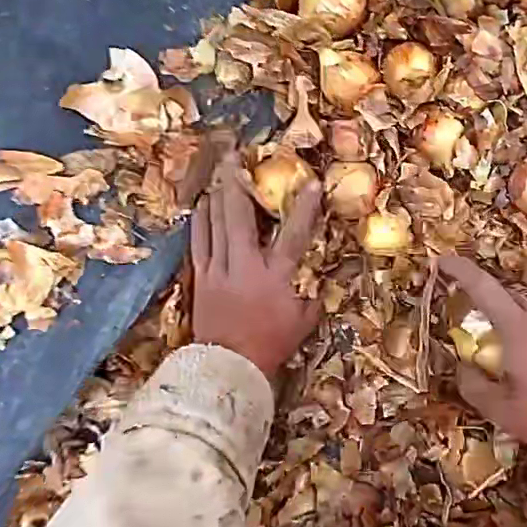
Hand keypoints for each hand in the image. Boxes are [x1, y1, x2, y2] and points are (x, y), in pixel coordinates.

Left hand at [189, 154, 321, 376]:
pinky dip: (200, 221)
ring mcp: (218, 271)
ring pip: (214, 224)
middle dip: (237, 185)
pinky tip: (201, 206)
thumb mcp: (305, 318)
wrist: (228, 368)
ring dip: (217, 196)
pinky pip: (198, 242)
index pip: (294, 235)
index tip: (310, 183)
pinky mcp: (201, 278)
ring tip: (219, 173)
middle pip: (239, 218)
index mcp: (276, 277)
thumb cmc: (273, 343)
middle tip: (235, 157)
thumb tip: (328, 265)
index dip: (303, 208)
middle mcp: (245, 267)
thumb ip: (314, 288)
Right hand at [440, 256, 526, 493]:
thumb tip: (462, 368)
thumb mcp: (500, 409)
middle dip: (474, 292)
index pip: (482, 286)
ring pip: (516, 306)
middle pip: (500, 292)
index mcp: (517, 326)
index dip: (459, 269)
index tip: (439, 260)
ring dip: (494, 311)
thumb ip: (473, 385)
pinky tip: (505, 351)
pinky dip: (510, 324)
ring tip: (476, 334)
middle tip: (452, 301)